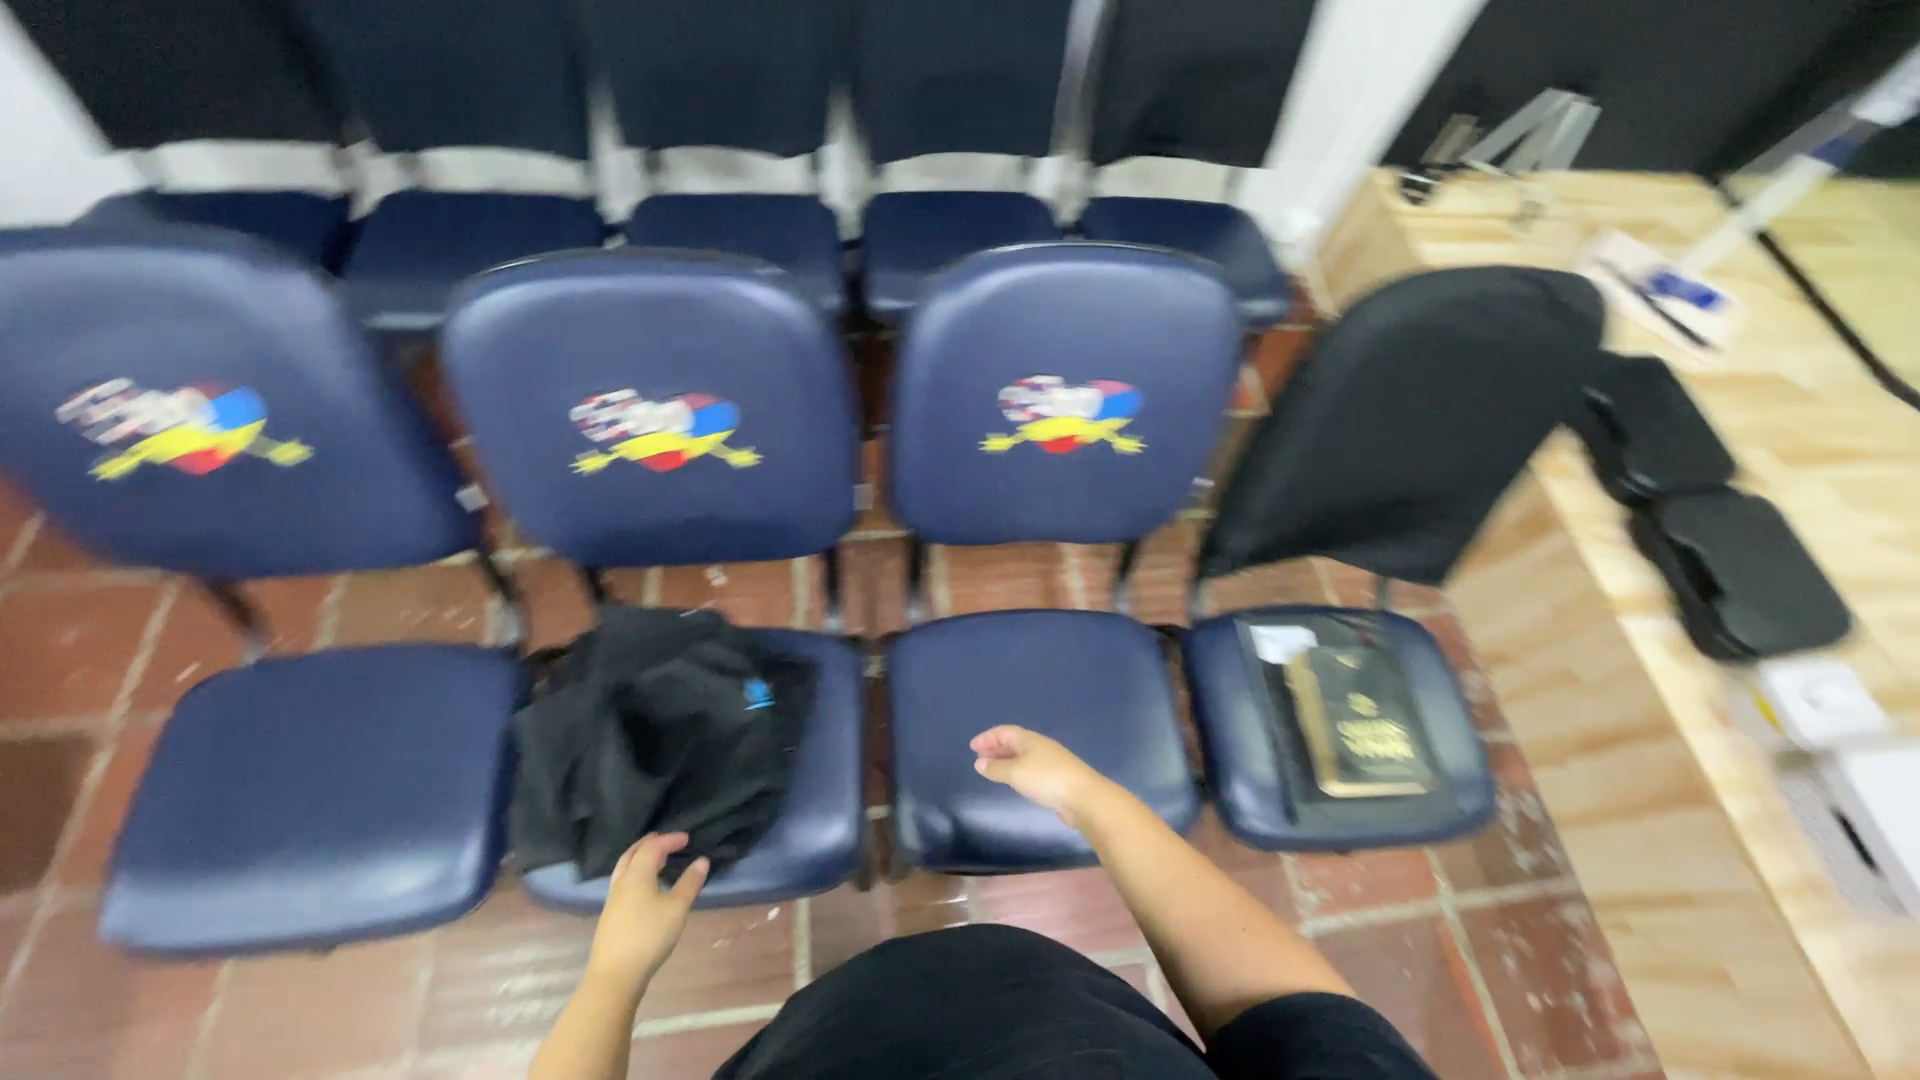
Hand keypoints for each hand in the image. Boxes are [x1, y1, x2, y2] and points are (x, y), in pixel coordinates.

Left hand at [584, 834, 708, 988]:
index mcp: (637, 875)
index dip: (670, 839)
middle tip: (666, 840)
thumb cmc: (649, 936)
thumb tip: (702, 860)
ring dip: (639, 857)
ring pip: (624, 868)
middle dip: (649, 843)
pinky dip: (635, 873)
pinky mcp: (610, 915)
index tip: (687, 838)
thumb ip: (690, 883)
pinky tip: (644, 887)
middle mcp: (621, 882)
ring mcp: (612, 900)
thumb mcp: (677, 908)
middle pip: (632, 853)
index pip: (653, 848)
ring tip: (656, 859)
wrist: (614, 974)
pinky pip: (622, 882)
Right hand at [971, 725, 1112, 828]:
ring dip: (1005, 760)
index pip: (1004, 732)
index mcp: (1029, 739)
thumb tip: (979, 763)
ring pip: (1022, 755)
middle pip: (1013, 742)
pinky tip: (1014, 780)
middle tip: (979, 758)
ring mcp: (1050, 761)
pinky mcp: (1056, 777)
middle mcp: (1039, 746)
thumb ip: (995, 768)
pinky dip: (1016, 770)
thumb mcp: (1015, 772)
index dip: (987, 737)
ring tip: (992, 769)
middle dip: (995, 748)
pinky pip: (1029, 768)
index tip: (973, 747)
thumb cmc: (1046, 779)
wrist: (1083, 797)